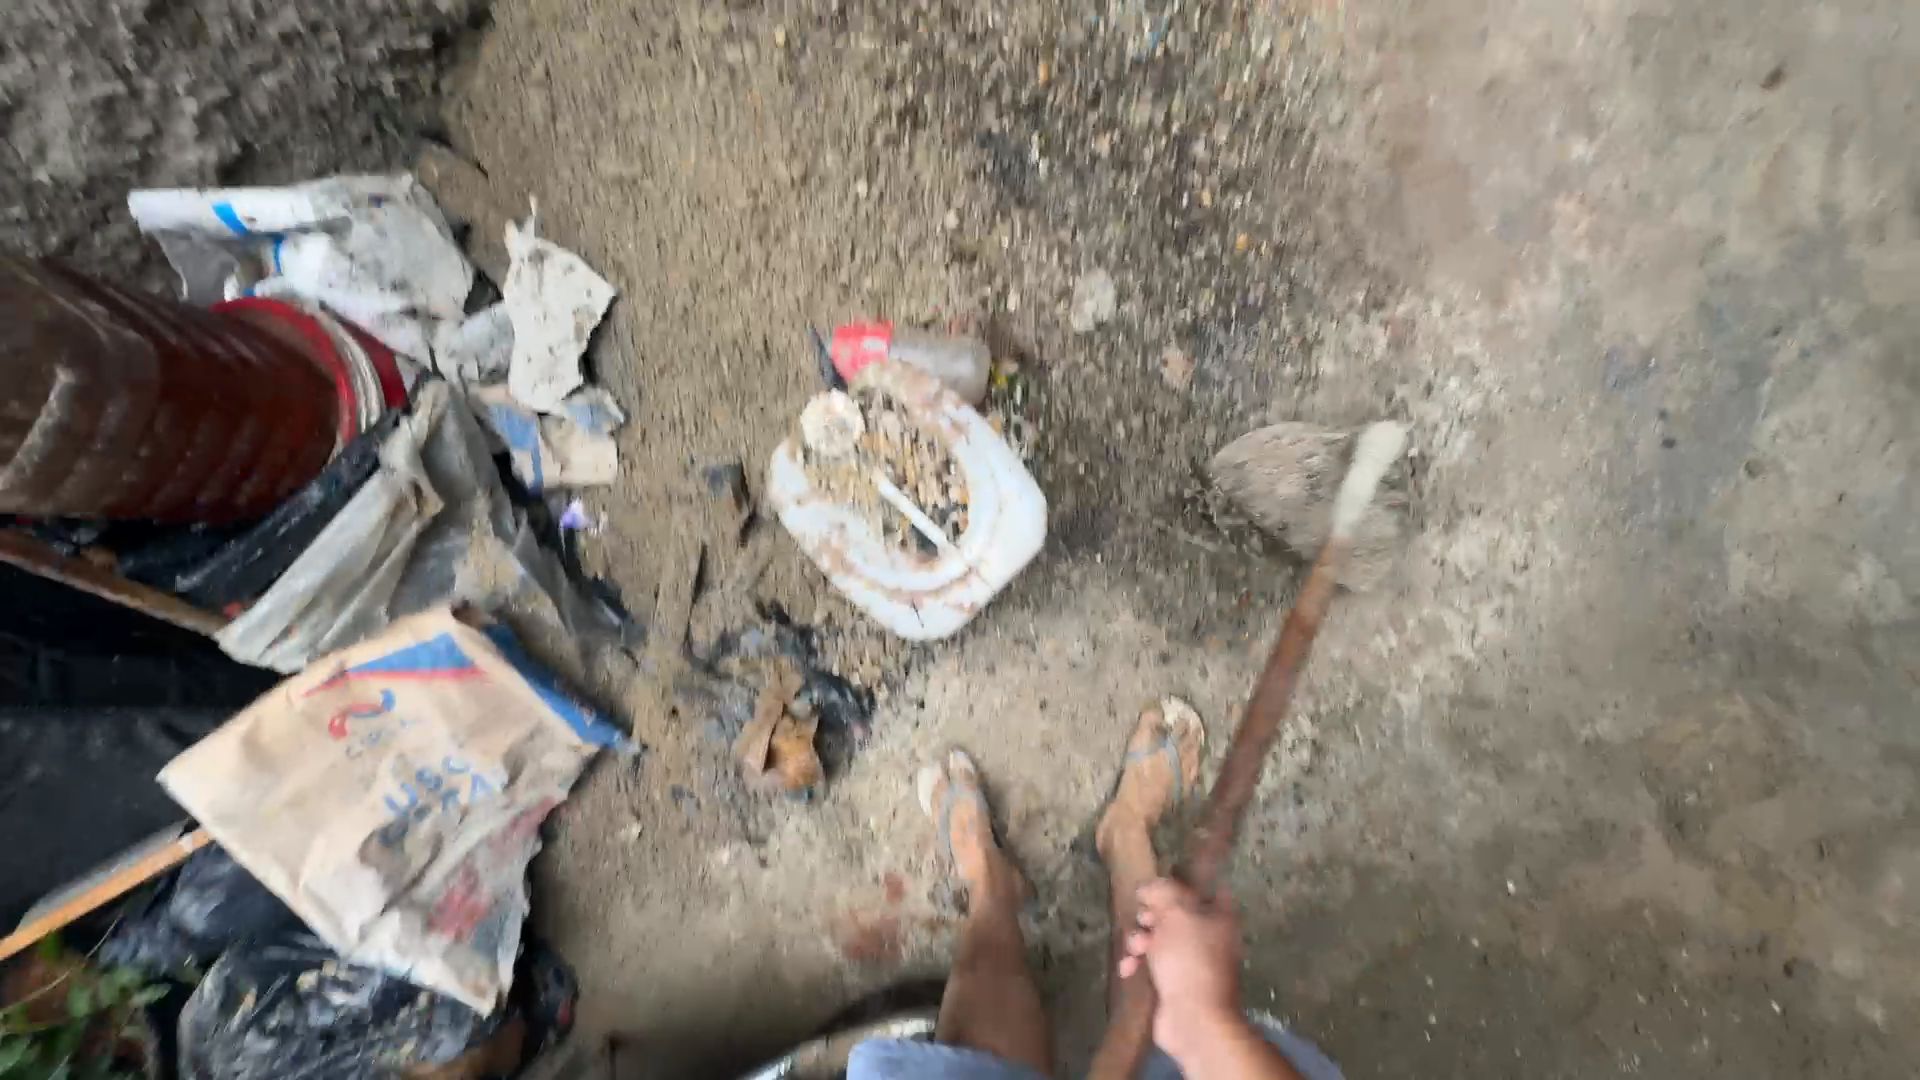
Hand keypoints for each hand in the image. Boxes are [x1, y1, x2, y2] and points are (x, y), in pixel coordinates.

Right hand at [1119, 878, 1244, 1061]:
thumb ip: (1162, 891)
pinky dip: (1138, 964)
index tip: (1161, 882)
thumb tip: (1148, 887)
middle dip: (1152, 915)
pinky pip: (1152, 964)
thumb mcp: (1176, 913)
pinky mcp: (1174, 983)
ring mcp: (1191, 963)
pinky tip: (1128, 969)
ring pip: (1159, 938)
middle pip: (1175, 914)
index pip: (1206, 889)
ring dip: (1140, 940)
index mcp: (1219, 918)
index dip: (1184, 882)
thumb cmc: (1189, 960)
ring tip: (1135, 949)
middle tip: (1143, 918)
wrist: (1193, 1020)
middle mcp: (1208, 938)